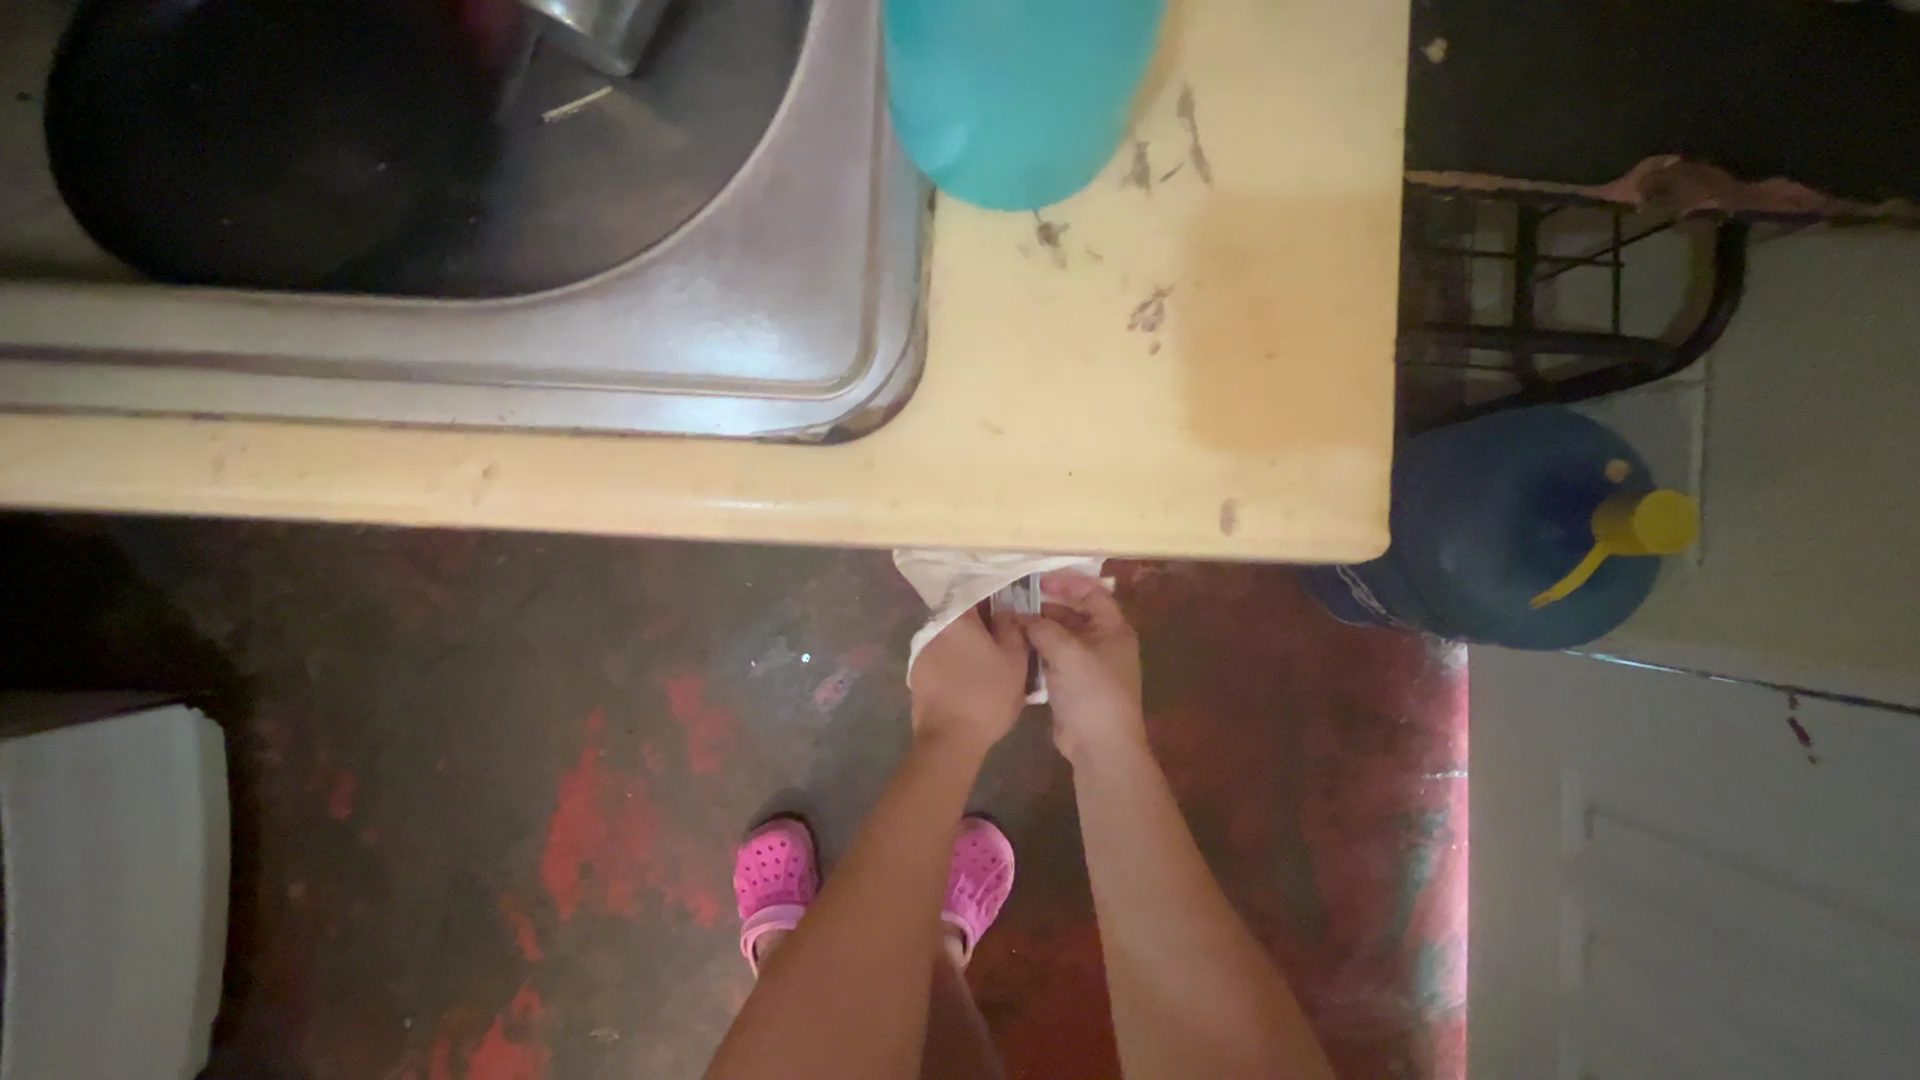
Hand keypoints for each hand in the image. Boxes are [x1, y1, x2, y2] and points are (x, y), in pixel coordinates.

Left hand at [910, 607, 1030, 754]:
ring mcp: (921, 653)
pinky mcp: (917, 676)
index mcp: (957, 618)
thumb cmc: (987, 694)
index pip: (975, 592)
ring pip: (951, 639)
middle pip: (961, 617)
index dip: (994, 597)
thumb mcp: (1015, 659)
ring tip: (989, 663)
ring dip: (967, 646)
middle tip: (1003, 639)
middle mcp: (933, 628)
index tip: (1009, 607)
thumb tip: (1006, 611)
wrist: (950, 739)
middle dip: (981, 625)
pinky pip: (941, 659)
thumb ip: (1012, 627)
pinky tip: (971, 680)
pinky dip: (956, 663)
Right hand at [1021, 572, 1145, 766]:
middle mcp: (1102, 642)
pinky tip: (1014, 645)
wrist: (1099, 744)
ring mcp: (1087, 664)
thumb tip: (1017, 615)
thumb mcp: (1068, 651)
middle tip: (1015, 600)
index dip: (1068, 583)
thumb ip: (1042, 627)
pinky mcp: (1071, 683)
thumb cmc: (1092, 691)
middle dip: (1045, 606)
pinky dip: (1036, 650)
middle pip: (1073, 614)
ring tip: (1009, 619)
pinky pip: (1052, 658)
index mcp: (1113, 629)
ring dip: (1037, 629)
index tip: (1039, 580)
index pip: (1093, 593)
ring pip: (1060, 637)